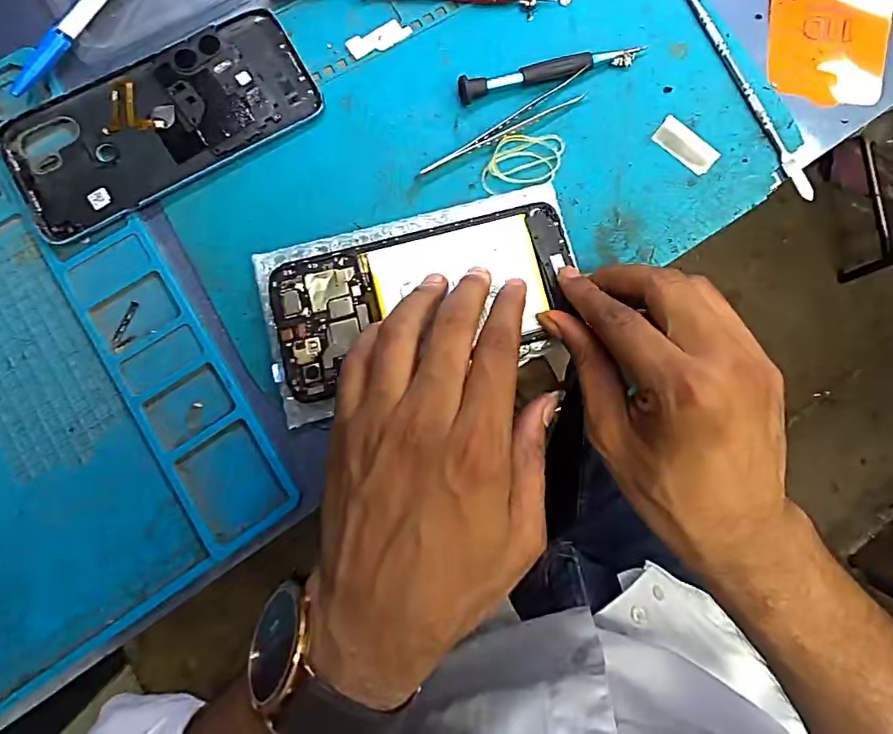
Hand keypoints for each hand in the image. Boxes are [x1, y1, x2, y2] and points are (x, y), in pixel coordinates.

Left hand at [308, 271, 558, 710]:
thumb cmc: (455, 581)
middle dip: (468, 294)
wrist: (371, 618)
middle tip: (480, 273)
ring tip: (437, 281)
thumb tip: (545, 397)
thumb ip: (532, 459)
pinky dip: (376, 332)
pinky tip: (390, 320)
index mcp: (477, 446)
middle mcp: (426, 420)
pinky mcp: (347, 430)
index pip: (495, 354)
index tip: (516, 288)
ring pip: (400, 337)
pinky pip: (358, 363)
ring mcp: (379, 421)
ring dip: (420, 300)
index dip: (507, 313)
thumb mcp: (520, 535)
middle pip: (448, 334)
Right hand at [541, 265, 795, 577]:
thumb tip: (562, 320)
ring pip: (697, 287)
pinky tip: (659, 319)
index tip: (565, 282)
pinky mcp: (764, 359)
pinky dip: (682, 302)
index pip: (624, 320)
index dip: (588, 296)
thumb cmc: (671, 498)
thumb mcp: (614, 437)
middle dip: (621, 277)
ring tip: (621, 299)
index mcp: (683, 386)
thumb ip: (589, 367)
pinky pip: (717, 309)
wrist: (746, 531)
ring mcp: (752, 355)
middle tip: (591, 287)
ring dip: (653, 284)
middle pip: (666, 286)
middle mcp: (724, 358)